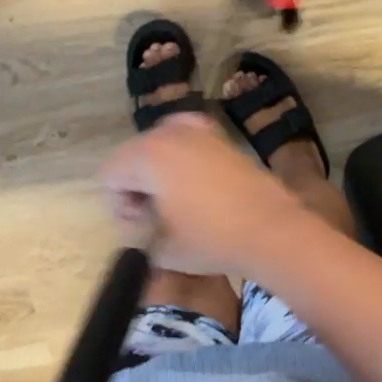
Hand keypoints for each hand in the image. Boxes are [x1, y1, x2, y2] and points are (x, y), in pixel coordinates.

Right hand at [99, 113, 310, 276]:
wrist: (271, 232)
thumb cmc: (210, 241)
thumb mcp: (163, 250)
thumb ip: (139, 236)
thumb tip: (141, 228)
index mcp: (146, 156)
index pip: (110, 174)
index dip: (117, 204)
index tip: (140, 226)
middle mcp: (168, 133)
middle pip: (133, 156)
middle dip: (136, 185)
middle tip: (154, 218)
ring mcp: (199, 131)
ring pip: (160, 146)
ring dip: (158, 173)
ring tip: (175, 204)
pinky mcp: (223, 139)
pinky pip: (189, 142)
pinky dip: (184, 159)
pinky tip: (195, 186)